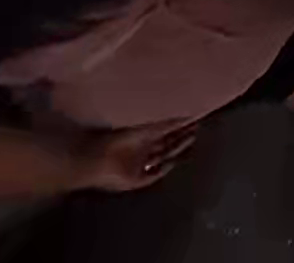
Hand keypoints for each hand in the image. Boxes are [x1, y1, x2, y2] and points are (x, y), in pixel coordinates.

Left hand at [75, 122, 199, 192]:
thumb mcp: (150, 128)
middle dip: (181, 138)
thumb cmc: (121, 140)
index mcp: (142, 138)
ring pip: (161, 158)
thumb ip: (171, 123)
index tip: (196, 121)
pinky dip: (162, 171)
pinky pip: (151, 176)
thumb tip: (191, 114)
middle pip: (166, 145)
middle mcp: (141, 151)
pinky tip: (172, 164)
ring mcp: (137, 166)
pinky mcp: (133, 180)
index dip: (180, 128)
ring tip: (190, 143)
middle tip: (197, 130)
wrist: (97, 160)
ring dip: (176, 152)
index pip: (165, 132)